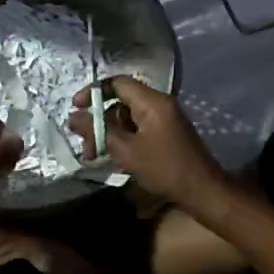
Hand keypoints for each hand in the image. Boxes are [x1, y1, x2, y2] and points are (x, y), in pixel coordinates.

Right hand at [70, 77, 226, 205]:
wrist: (202, 191)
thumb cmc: (164, 168)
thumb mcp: (126, 151)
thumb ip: (98, 131)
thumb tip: (72, 117)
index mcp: (152, 102)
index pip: (117, 83)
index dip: (94, 92)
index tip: (77, 108)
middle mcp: (159, 104)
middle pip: (120, 101)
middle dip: (98, 120)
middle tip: (83, 142)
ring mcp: (163, 119)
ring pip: (126, 117)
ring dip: (107, 133)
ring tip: (92, 155)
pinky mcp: (165, 133)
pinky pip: (137, 128)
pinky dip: (121, 139)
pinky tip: (110, 156)